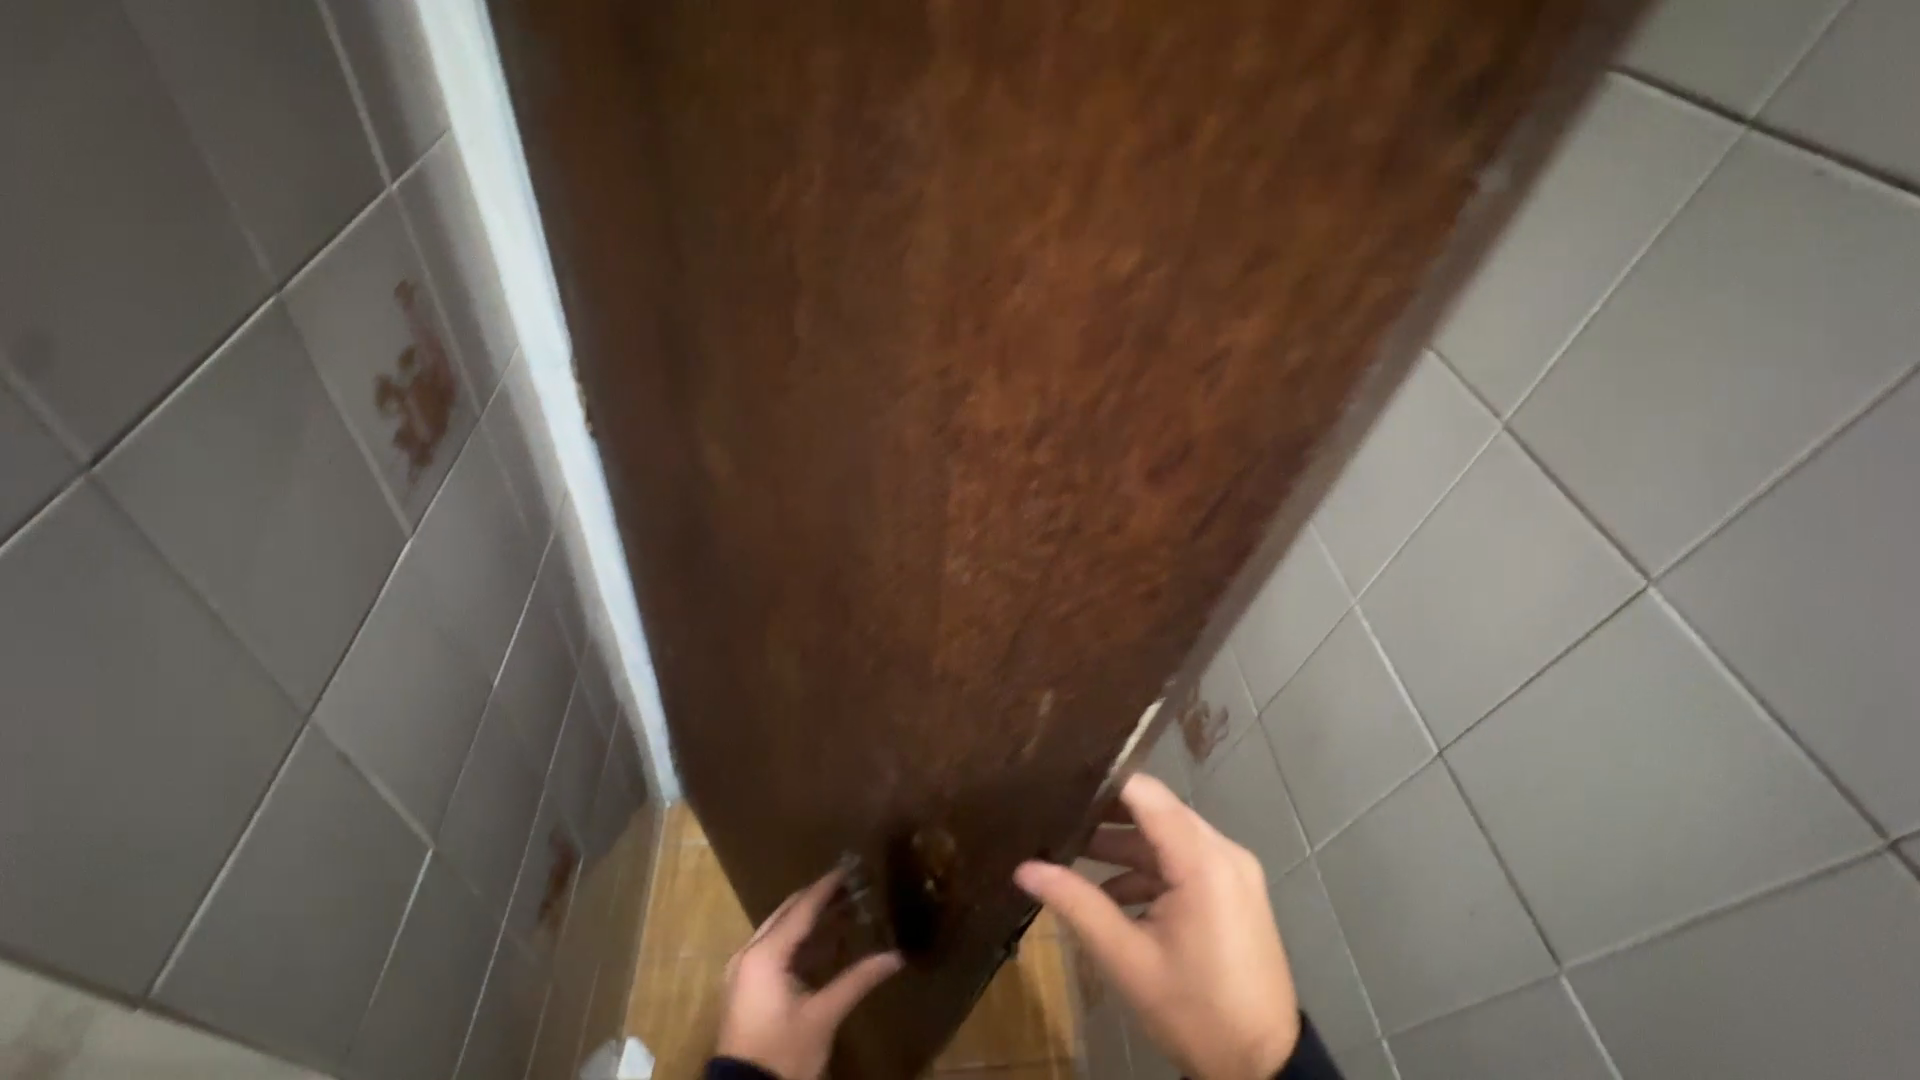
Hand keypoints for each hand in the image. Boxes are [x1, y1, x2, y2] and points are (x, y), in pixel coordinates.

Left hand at [715, 868, 905, 1079]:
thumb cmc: (784, 1052)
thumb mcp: (824, 1016)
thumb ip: (858, 980)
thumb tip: (896, 957)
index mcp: (765, 954)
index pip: (801, 908)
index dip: (826, 887)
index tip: (848, 868)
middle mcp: (748, 953)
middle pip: (786, 913)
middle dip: (817, 899)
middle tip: (849, 885)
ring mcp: (742, 970)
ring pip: (778, 930)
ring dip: (807, 920)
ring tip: (842, 907)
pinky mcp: (745, 986)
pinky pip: (772, 948)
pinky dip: (797, 940)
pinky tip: (823, 941)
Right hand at [1014, 774, 1299, 1079]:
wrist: (1261, 1065)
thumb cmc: (1192, 1008)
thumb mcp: (1126, 957)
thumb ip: (1076, 903)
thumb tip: (1024, 869)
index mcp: (1202, 860)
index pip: (1145, 794)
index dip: (1102, 782)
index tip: (1059, 783)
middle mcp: (1224, 852)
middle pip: (1157, 812)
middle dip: (1106, 816)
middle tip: (1055, 816)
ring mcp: (1233, 872)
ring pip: (1169, 838)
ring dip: (1124, 847)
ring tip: (1070, 852)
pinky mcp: (1234, 892)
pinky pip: (1184, 863)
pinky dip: (1149, 871)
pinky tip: (1110, 894)